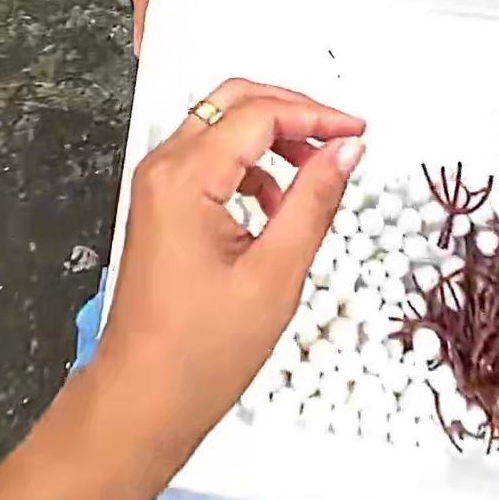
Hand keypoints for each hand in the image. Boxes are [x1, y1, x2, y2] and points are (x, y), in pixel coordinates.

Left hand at [97, 79, 365, 449]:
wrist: (143, 397)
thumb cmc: (198, 352)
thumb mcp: (275, 274)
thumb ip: (314, 200)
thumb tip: (345, 150)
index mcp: (185, 178)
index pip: (259, 114)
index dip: (315, 115)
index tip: (355, 130)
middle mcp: (164, 168)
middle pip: (235, 101)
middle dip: (292, 110)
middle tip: (337, 135)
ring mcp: (159, 181)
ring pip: (222, 123)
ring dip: (271, 135)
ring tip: (312, 171)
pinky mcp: (163, 199)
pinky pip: (211, 155)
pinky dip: (250, 162)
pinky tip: (275, 200)